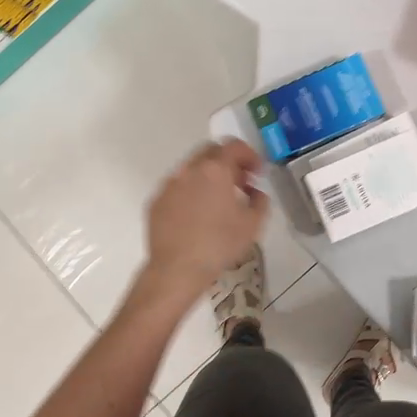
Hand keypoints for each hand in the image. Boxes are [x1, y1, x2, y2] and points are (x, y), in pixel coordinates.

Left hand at [141, 138, 269, 303]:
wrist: (177, 270)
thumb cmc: (219, 246)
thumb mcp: (253, 225)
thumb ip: (260, 201)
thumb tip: (255, 192)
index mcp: (214, 170)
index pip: (234, 146)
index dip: (249, 155)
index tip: (257, 173)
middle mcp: (188, 170)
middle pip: (210, 152)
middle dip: (228, 163)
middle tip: (240, 184)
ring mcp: (168, 185)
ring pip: (191, 170)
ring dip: (208, 177)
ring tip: (218, 202)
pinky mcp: (155, 202)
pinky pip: (177, 188)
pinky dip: (190, 193)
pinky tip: (196, 217)